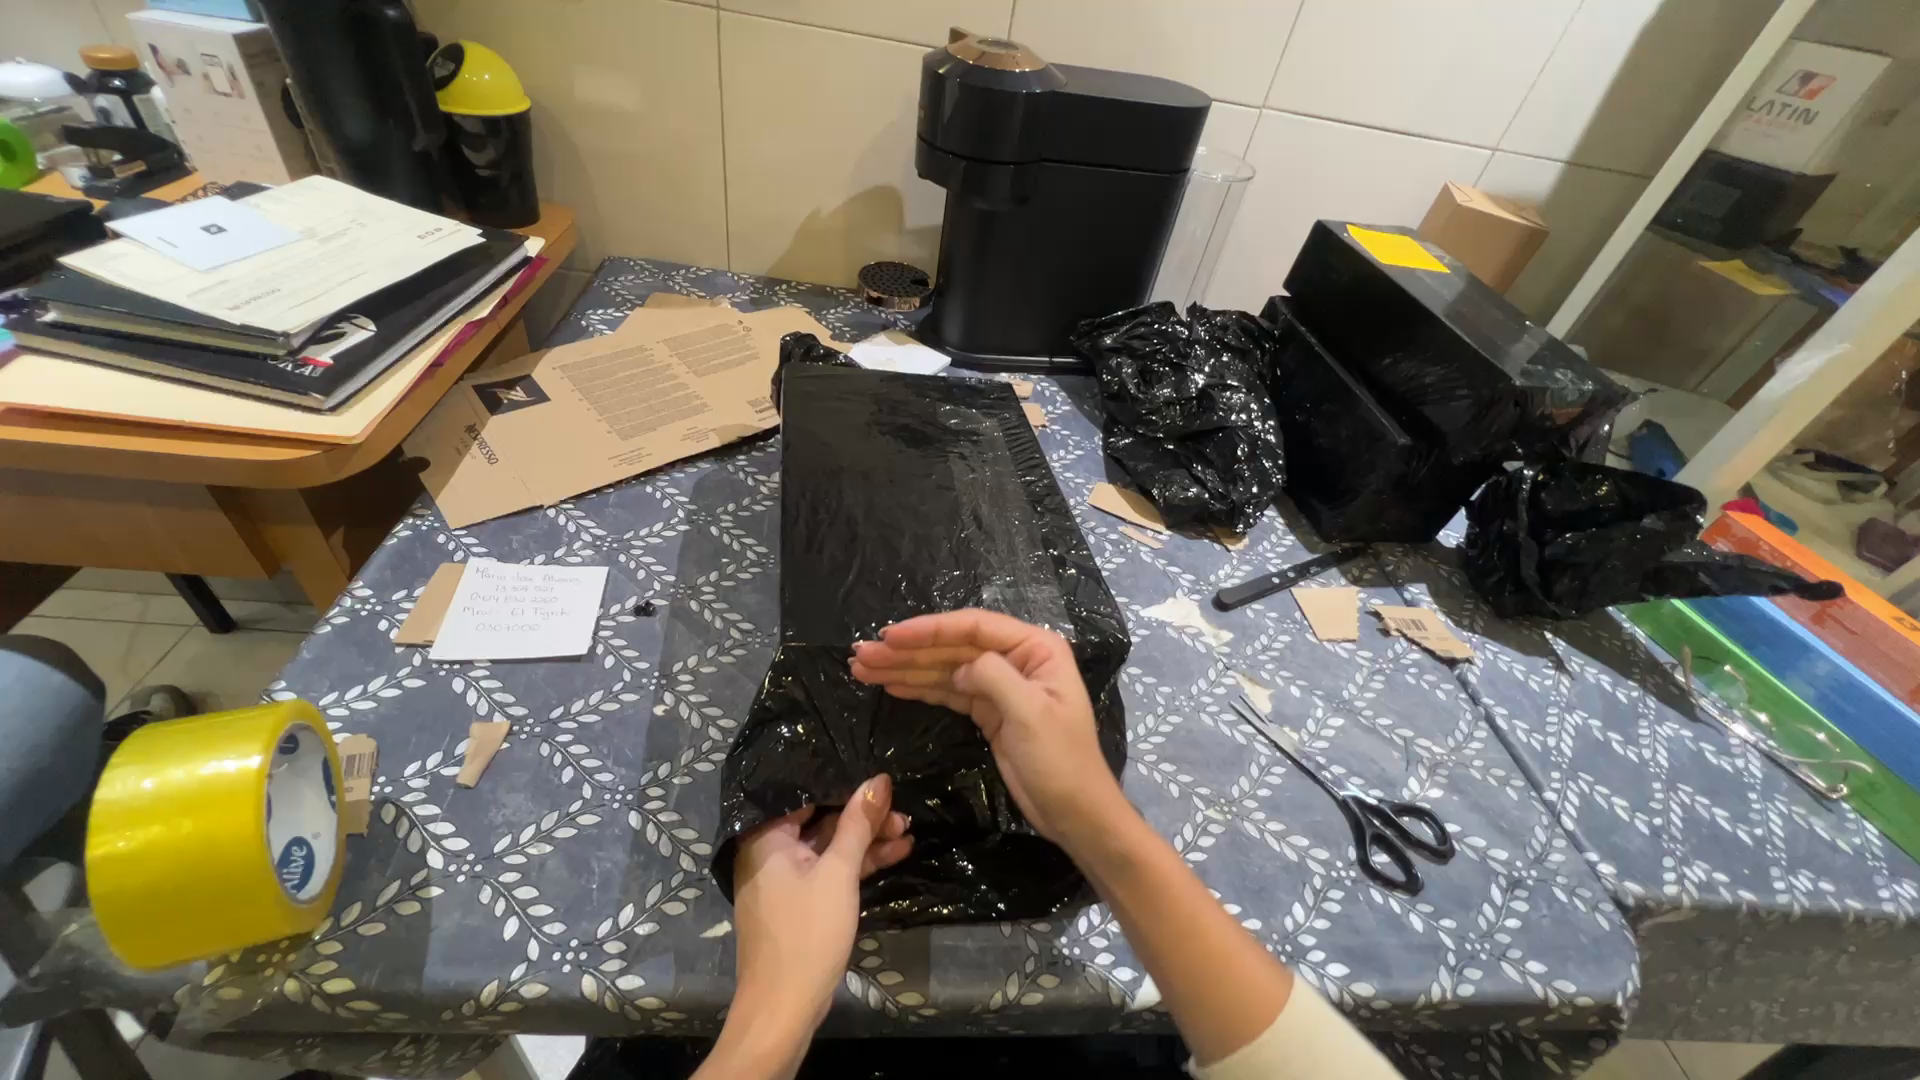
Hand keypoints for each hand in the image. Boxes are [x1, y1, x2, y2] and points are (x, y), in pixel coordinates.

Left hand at [727, 775, 911, 1047]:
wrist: (784, 1009)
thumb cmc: (807, 932)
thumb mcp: (839, 872)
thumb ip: (859, 822)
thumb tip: (878, 778)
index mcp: (766, 836)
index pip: (807, 794)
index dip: (846, 786)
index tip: (881, 780)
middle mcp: (770, 851)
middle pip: (822, 820)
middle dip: (864, 816)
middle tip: (902, 811)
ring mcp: (784, 877)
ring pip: (830, 846)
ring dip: (867, 840)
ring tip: (908, 830)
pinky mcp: (799, 900)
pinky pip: (829, 869)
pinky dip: (858, 863)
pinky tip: (896, 853)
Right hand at [849, 609, 1127, 846]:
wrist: (1076, 814)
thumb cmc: (1062, 762)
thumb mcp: (1031, 714)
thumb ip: (993, 677)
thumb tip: (959, 665)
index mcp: (1035, 648)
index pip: (973, 627)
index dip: (928, 629)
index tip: (889, 636)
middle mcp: (1017, 659)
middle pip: (953, 646)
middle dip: (907, 650)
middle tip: (862, 654)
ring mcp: (1001, 684)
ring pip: (944, 669)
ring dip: (904, 668)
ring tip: (862, 668)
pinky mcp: (988, 710)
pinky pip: (947, 692)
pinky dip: (918, 688)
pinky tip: (891, 685)